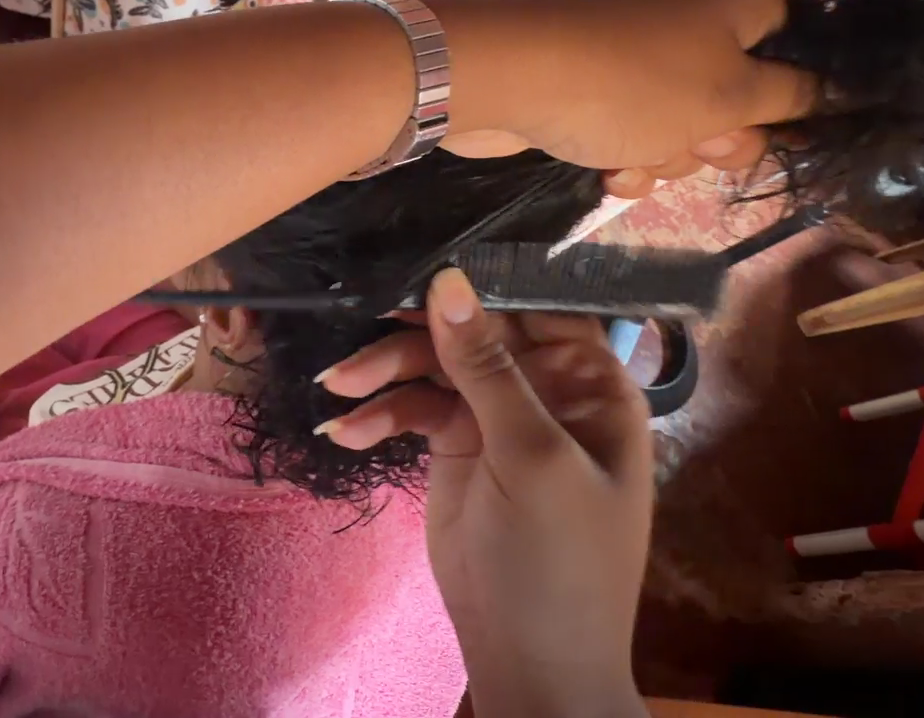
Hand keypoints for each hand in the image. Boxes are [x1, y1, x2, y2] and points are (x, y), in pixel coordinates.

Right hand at [313, 268, 652, 717]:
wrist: (524, 654)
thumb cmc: (556, 556)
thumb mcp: (529, 455)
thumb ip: (486, 366)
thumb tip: (449, 279)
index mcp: (587, 381)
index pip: (534, 307)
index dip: (480, 285)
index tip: (417, 269)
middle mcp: (542, 386)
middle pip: (470, 331)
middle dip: (412, 336)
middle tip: (359, 333)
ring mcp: (493, 412)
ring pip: (431, 364)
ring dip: (381, 374)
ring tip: (336, 387)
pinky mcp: (453, 438)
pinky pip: (411, 406)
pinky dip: (379, 415)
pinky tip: (345, 431)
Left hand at [432, 0, 817, 197]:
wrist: (500, 77)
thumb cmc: (628, 84)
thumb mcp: (727, 95)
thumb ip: (787, 95)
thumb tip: (834, 84)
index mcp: (730, 5)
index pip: (790, 41)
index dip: (793, 89)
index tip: (783, 126)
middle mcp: (677, 24)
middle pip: (732, 94)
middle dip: (716, 136)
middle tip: (692, 140)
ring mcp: (621, 57)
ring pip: (674, 124)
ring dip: (663, 154)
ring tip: (632, 156)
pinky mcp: (577, 89)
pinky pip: (621, 130)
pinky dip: (620, 155)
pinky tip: (605, 173)